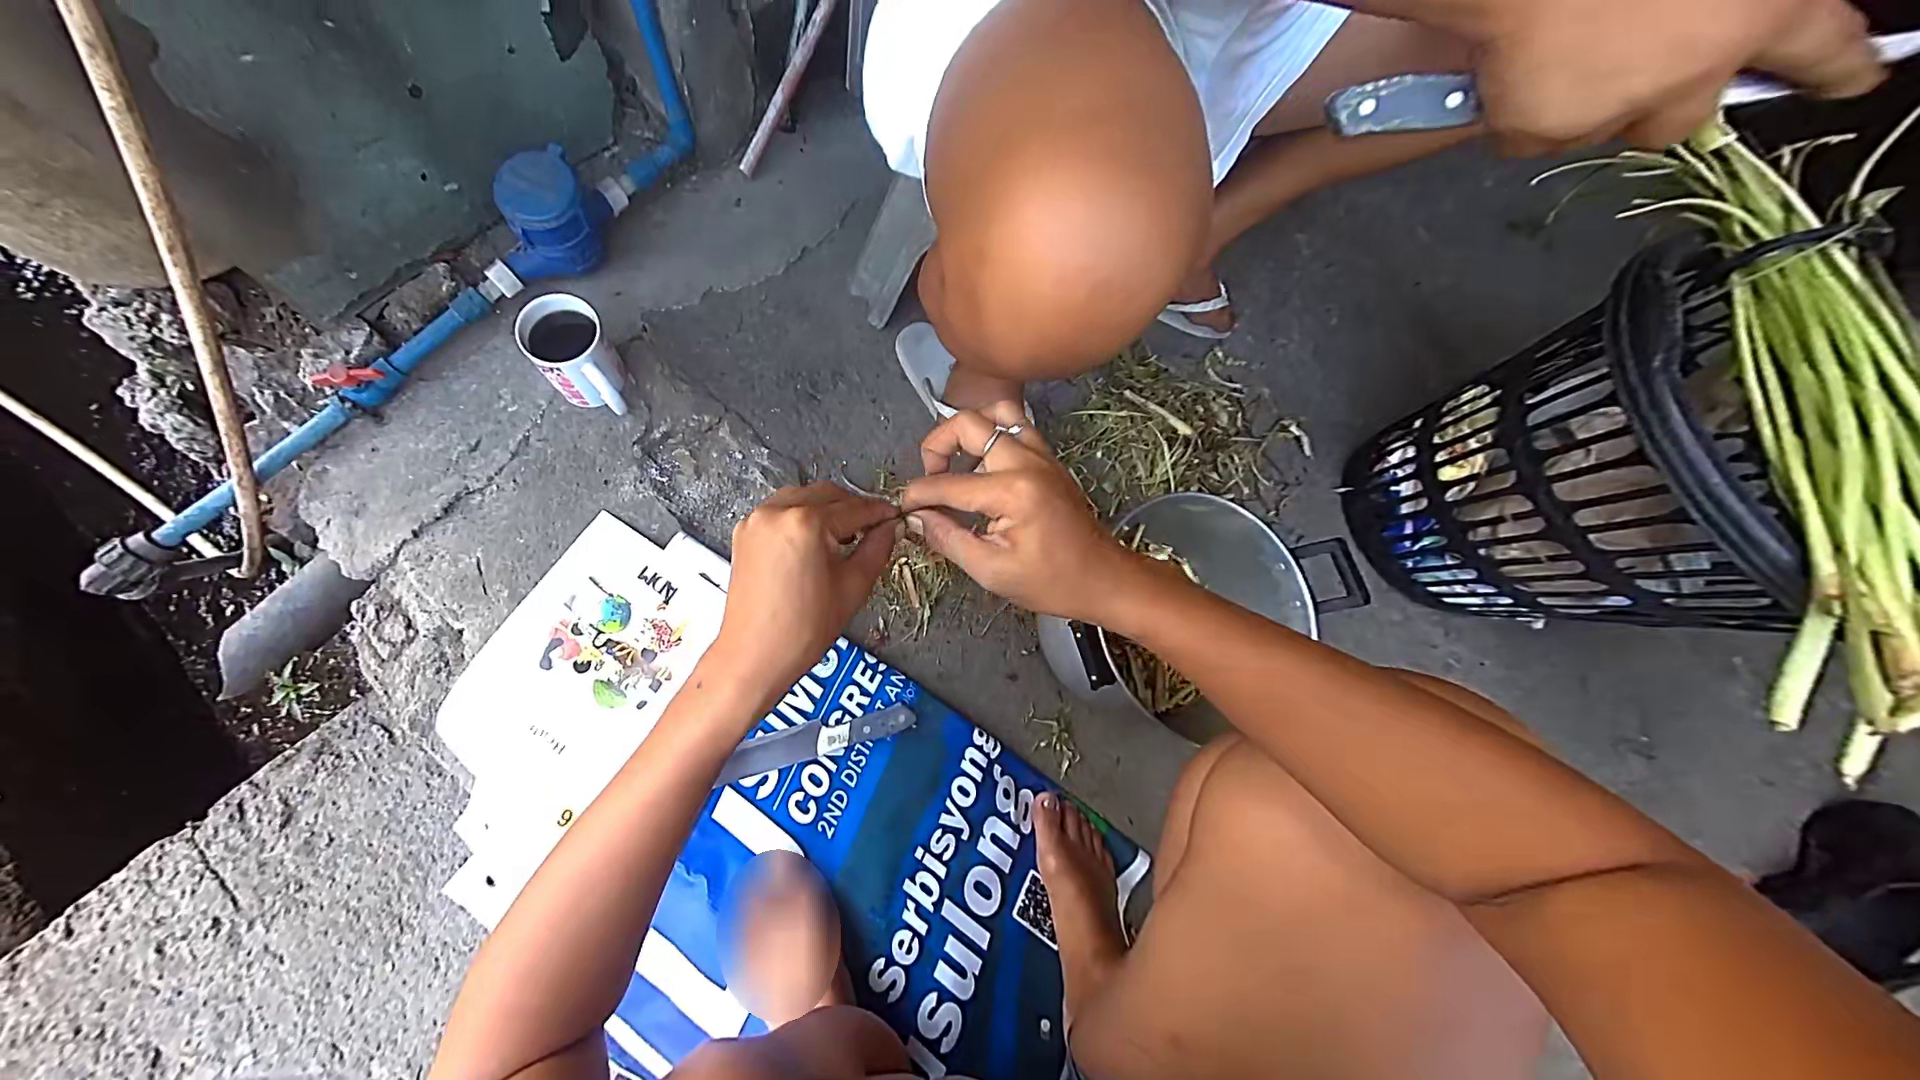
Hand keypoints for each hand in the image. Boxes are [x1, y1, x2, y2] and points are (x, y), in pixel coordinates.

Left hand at [711, 485, 898, 688]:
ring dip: (827, 509)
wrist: (755, 656)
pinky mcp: (746, 533)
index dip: (880, 513)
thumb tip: (888, 528)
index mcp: (805, 523)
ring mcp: (757, 521)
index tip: (893, 517)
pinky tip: (816, 541)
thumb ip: (877, 548)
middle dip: (854, 508)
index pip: (855, 508)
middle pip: (828, 495)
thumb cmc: (802, 629)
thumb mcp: (854, 586)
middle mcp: (776, 513)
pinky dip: (802, 517)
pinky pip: (781, 511)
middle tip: (874, 528)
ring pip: (803, 497)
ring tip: (845, 536)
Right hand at [899, 405, 1144, 623]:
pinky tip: (982, 469)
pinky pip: (1016, 428)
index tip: (906, 508)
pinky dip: (992, 436)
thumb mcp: (991, 570)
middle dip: (936, 446)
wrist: (1102, 577)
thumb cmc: (1053, 581)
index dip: (918, 495)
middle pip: (967, 423)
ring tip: (957, 464)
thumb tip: (917, 518)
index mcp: (1012, 491)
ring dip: (968, 432)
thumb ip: (947, 538)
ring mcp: (1041, 455)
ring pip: (996, 414)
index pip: (947, 483)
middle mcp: (1026, 461)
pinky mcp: (1048, 459)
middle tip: (930, 478)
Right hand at [1429, 0, 1880, 150]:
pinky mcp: (1541, 135)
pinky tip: (1512, 83)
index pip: (1822, 46)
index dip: (1837, 67)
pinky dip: (1518, 118)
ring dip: (1580, 107)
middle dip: (1662, 107)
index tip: (1853, 81)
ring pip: (1597, 129)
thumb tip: (1691, 19)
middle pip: (1683, 120)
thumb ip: (1723, 3)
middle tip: (1634, 82)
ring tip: (1553, 62)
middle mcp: (1688, 74)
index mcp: (1761, 10)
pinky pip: (1529, 138)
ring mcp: (1609, 113)